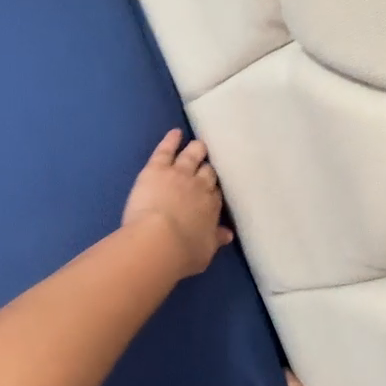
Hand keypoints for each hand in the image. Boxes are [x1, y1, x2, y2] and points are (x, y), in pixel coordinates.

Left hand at [122, 129, 233, 278]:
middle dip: (208, 168)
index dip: (214, 191)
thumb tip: (228, 235)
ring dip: (195, 150)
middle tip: (207, 166)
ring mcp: (179, 174)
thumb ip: (215, 240)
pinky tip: (175, 133)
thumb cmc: (182, 253)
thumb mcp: (205, 251)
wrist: (158, 241)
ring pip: (191, 156)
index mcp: (211, 207)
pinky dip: (171, 140)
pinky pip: (166, 150)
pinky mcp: (157, 168)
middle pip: (207, 172)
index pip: (216, 194)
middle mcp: (200, 186)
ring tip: (199, 145)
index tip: (212, 190)